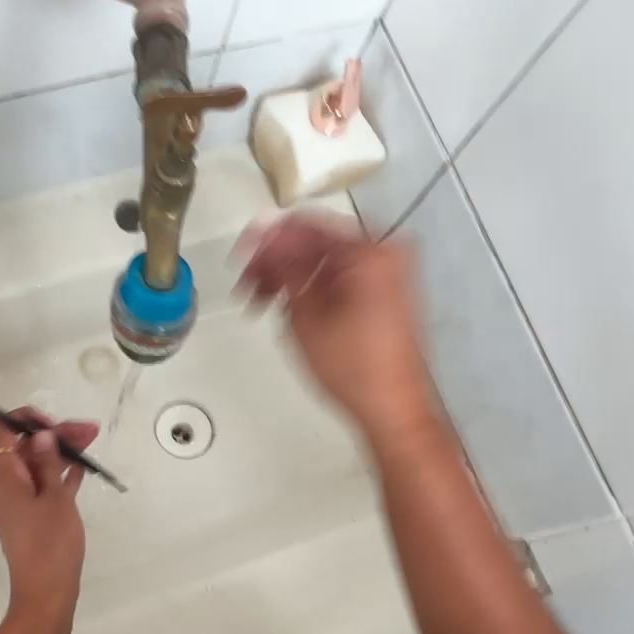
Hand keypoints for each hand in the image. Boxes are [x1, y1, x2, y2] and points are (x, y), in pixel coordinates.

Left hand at [0, 409, 98, 619]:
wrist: (46, 594)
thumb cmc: (50, 544)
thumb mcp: (55, 499)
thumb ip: (49, 465)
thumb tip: (40, 437)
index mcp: (6, 479)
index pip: (2, 432)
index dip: (25, 419)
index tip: (53, 423)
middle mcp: (8, 488)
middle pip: (26, 448)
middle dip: (54, 435)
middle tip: (88, 430)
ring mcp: (21, 505)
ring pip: (39, 467)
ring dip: (62, 453)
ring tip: (91, 441)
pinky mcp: (34, 520)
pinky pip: (45, 488)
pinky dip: (61, 475)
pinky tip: (83, 468)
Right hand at [236, 213, 440, 443]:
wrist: (392, 408)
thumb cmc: (355, 369)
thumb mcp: (306, 315)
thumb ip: (284, 269)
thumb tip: (266, 240)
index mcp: (369, 251)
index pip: (305, 225)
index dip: (266, 238)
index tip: (241, 254)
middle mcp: (383, 254)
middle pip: (315, 243)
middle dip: (275, 262)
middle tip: (246, 285)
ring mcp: (387, 275)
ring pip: (324, 262)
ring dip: (289, 278)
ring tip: (260, 303)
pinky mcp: (384, 295)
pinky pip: (340, 279)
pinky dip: (312, 289)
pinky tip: (287, 308)